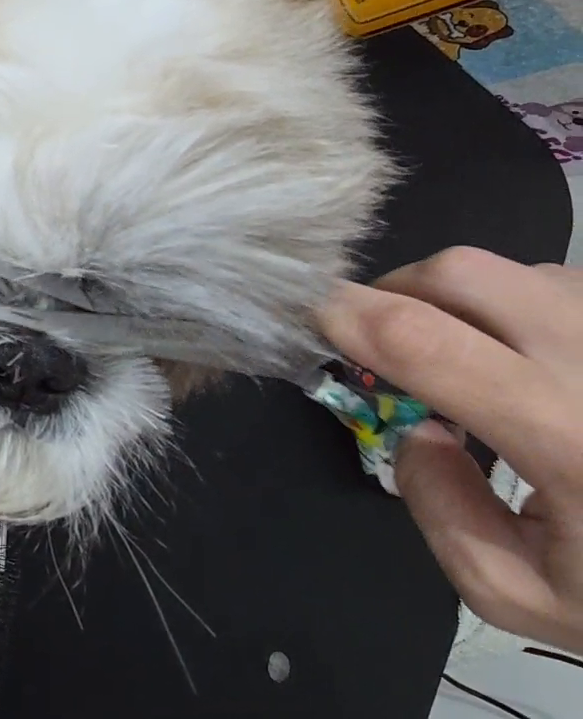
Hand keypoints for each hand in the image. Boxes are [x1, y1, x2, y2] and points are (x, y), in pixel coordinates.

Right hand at [320, 248, 582, 652]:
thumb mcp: (517, 591)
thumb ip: (440, 508)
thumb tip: (420, 430)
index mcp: (571, 447)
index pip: (424, 340)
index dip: (345, 314)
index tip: (309, 321)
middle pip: (466, 276)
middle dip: (394, 291)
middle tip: (377, 334)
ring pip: (523, 273)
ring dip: (463, 301)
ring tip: (465, 353)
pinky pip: (570, 290)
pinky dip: (523, 308)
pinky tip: (533, 361)